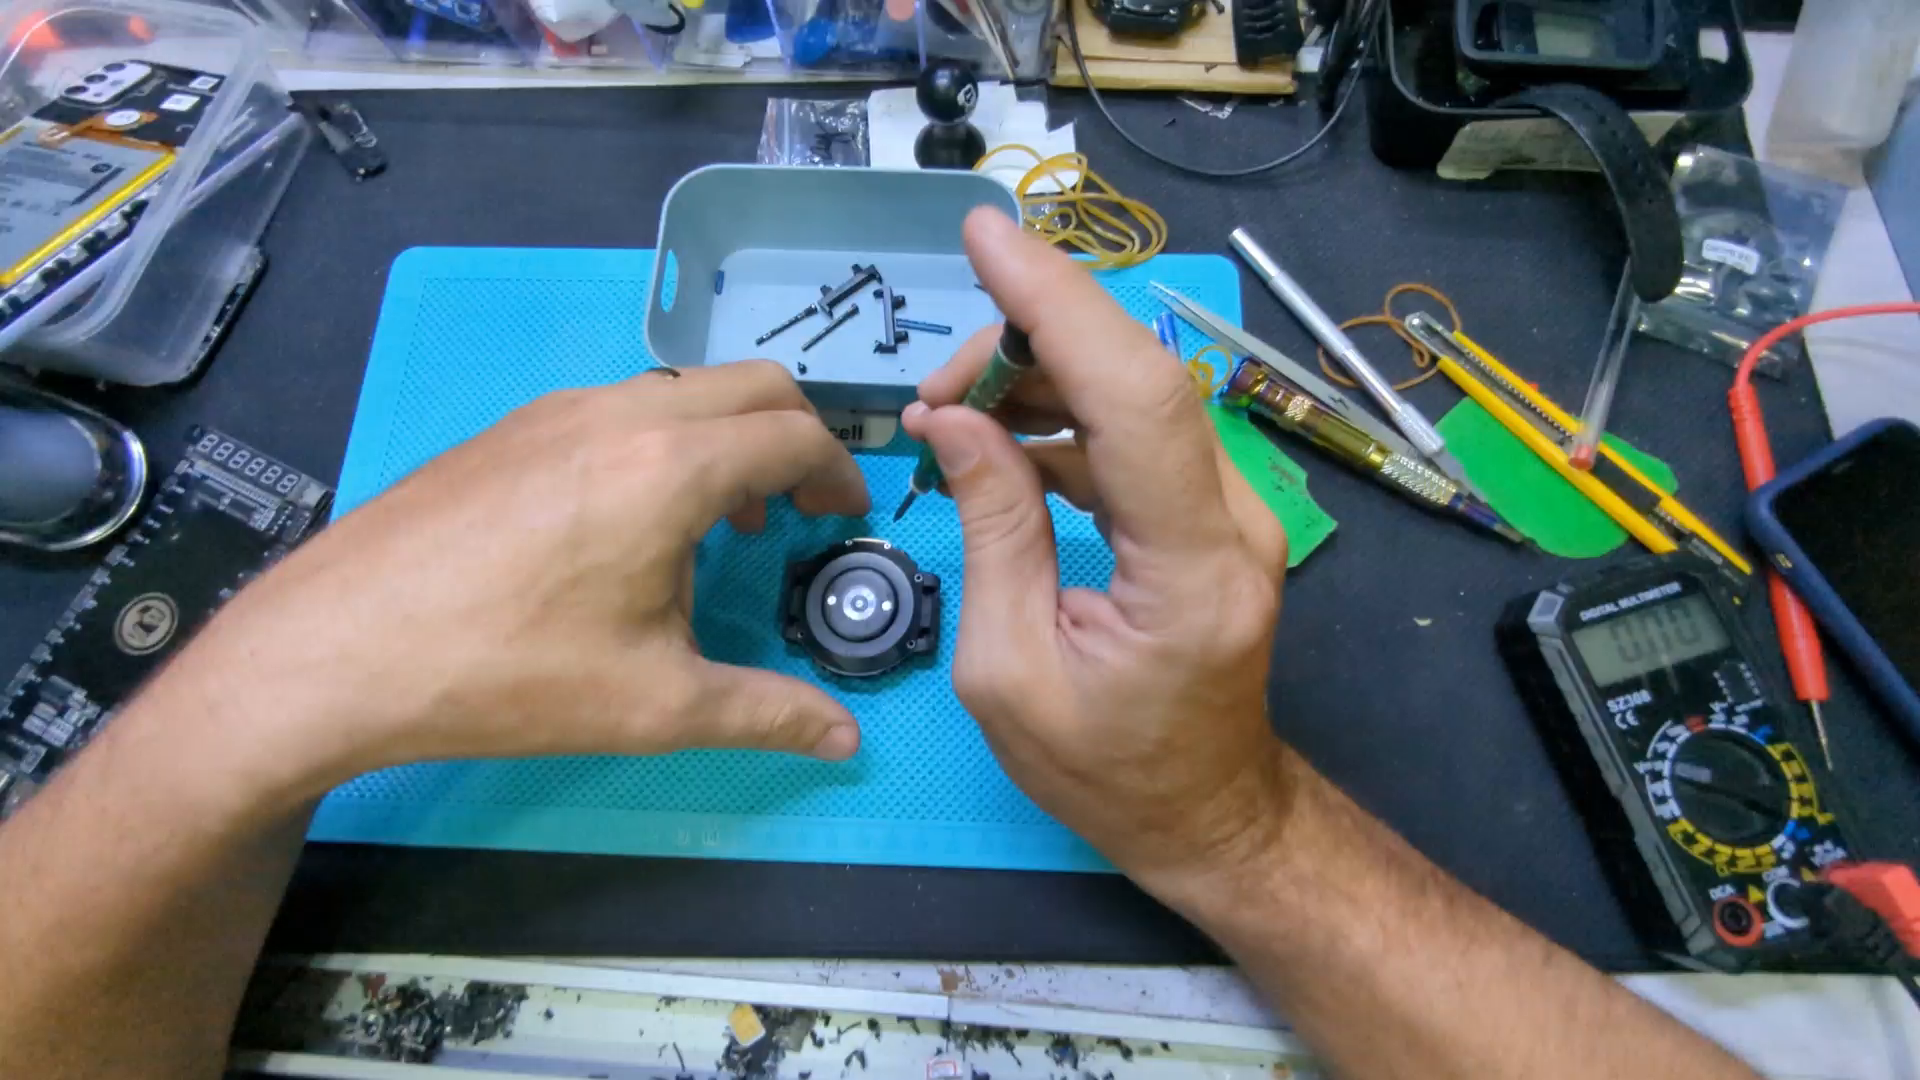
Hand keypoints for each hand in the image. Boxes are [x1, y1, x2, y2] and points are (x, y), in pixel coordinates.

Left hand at [171, 363, 869, 800]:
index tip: (845, 515)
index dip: (840, 472)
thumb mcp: (659, 706)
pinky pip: (633, 403)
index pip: (795, 436)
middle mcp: (625, 414)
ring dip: (736, 436)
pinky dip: (677, 437)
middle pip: (755, 385)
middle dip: (801, 436)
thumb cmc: (511, 675)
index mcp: (672, 468)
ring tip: (728, 516)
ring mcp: (564, 409)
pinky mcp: (520, 424)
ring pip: (692, 387)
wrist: (327, 656)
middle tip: (802, 505)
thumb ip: (771, 714)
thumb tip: (849, 742)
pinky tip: (644, 514)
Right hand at [901, 209, 1291, 900]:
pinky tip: (1002, 446)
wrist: (1203, 814)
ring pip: (1134, 400)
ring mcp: (1230, 515)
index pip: (1135, 395)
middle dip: (1027, 347)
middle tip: (938, 390)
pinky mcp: (1209, 520)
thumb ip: (991, 531)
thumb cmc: (1103, 770)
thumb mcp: (1007, 669)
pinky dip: (1063, 425)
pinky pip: (1133, 441)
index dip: (1058, 303)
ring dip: (1039, 384)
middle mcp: (1231, 523)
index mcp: (1189, 571)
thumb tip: (958, 422)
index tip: (985, 237)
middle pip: (1136, 379)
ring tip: (954, 416)